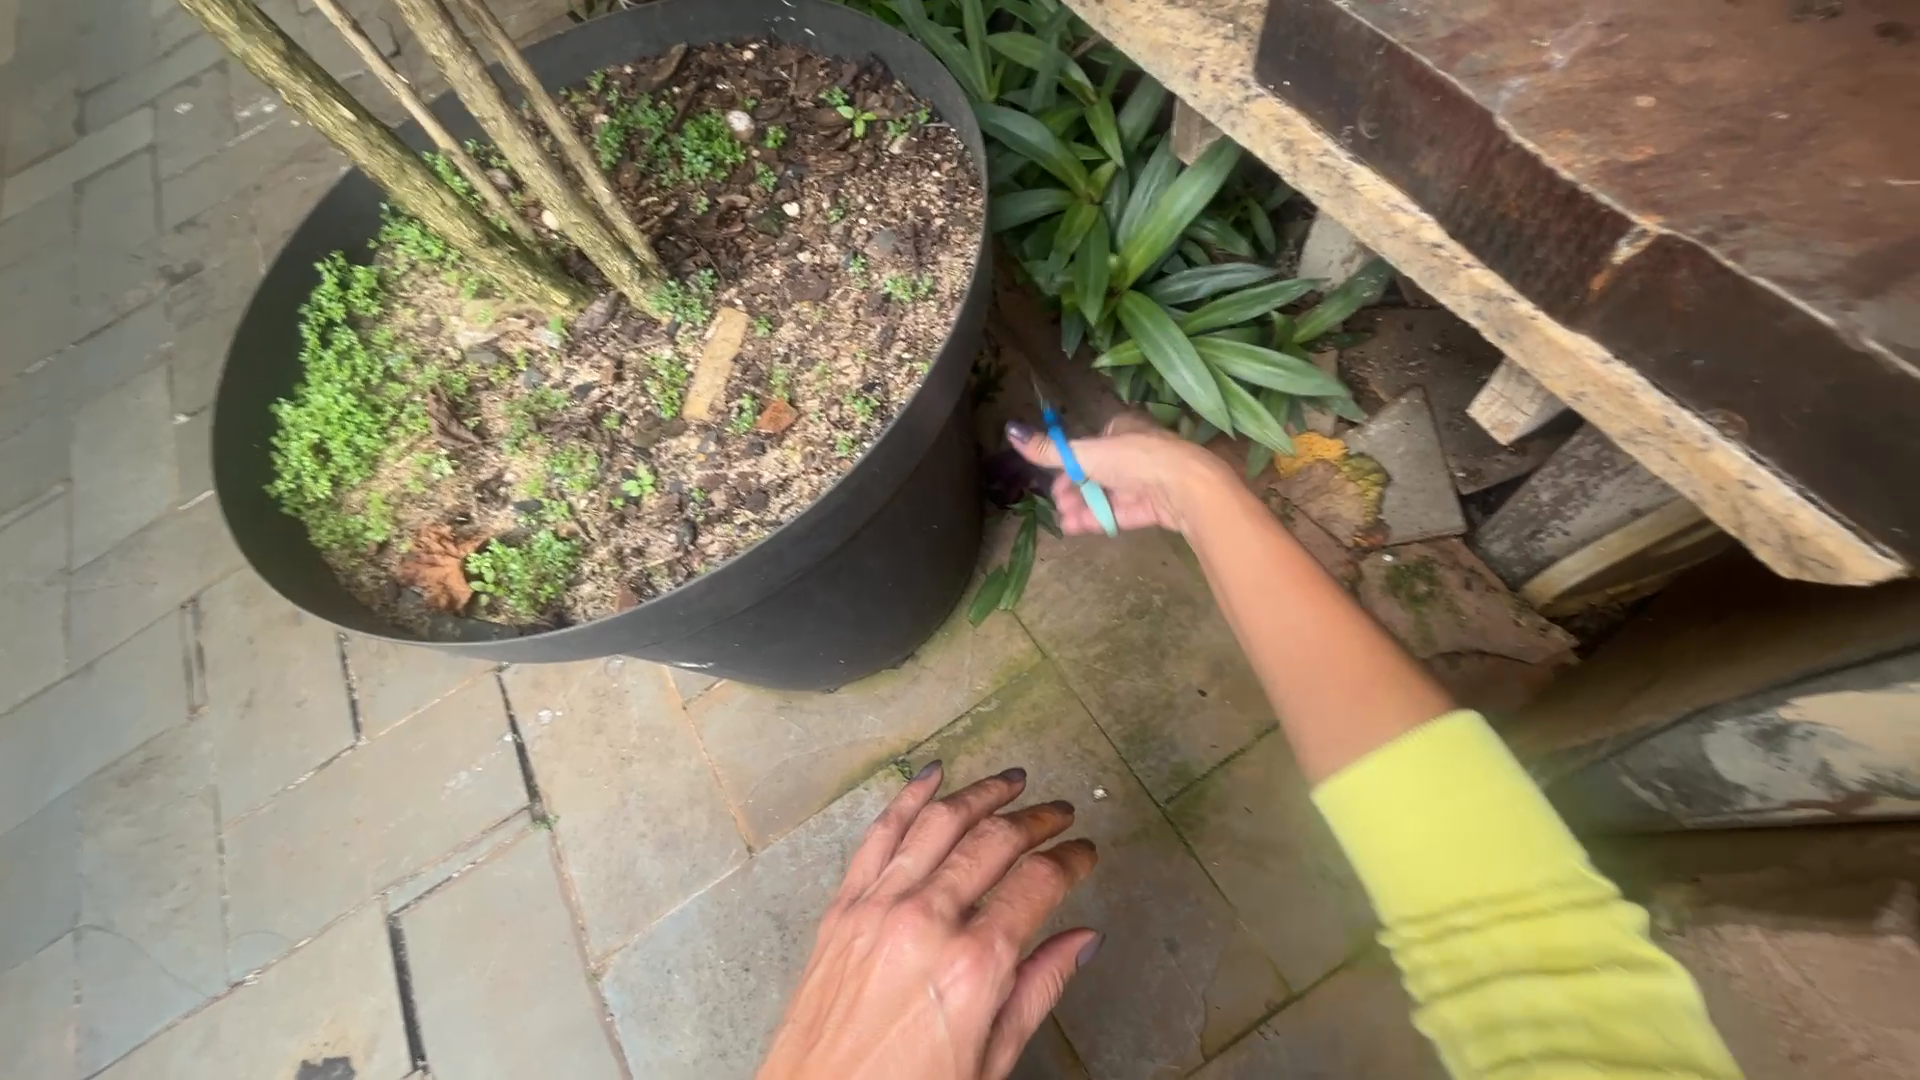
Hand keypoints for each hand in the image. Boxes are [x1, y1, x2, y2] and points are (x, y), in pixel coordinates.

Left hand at [758, 763, 1101, 1079]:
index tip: (1084, 852)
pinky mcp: (844, 905)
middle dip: (1036, 819)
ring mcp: (879, 905)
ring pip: (941, 822)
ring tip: (1011, 781)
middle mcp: (927, 921)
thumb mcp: (991, 1061)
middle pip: (994, 842)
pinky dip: (911, 797)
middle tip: (1059, 812)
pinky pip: (881, 833)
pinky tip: (934, 775)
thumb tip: (1085, 939)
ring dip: (982, 793)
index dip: (1069, 860)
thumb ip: (1039, 989)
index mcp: (973, 966)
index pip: (1037, 885)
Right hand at [1006, 414, 1231, 536]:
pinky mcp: (1153, 506)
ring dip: (1082, 508)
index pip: (1088, 449)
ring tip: (1065, 523)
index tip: (1052, 485)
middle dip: (1073, 492)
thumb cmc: (1135, 459)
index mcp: (1121, 429)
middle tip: (1057, 507)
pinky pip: (1120, 513)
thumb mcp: (1086, 452)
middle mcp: (1134, 452)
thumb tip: (1010, 430)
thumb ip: (1048, 450)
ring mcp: (1145, 481)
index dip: (1067, 468)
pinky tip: (1078, 529)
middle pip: (1095, 475)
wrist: (1185, 487)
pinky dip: (1099, 519)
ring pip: (1106, 496)